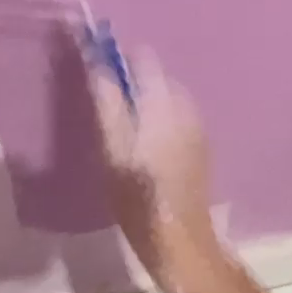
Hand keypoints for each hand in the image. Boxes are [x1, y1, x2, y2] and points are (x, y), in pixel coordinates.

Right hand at [87, 47, 216, 281]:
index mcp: (163, 100)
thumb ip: (107, 100)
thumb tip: (98, 60)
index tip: (92, 61)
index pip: (141, 55)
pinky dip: (155, 115)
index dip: (115, 54)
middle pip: (154, 74)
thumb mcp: (112, 148)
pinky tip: (142, 141)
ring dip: (142, 98)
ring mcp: (197, 124)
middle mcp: (186, 104)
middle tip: (101, 101)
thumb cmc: (137, 195)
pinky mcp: (199, 144)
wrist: (179, 239)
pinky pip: (174, 114)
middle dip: (128, 78)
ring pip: (165, 94)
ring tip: (118, 124)